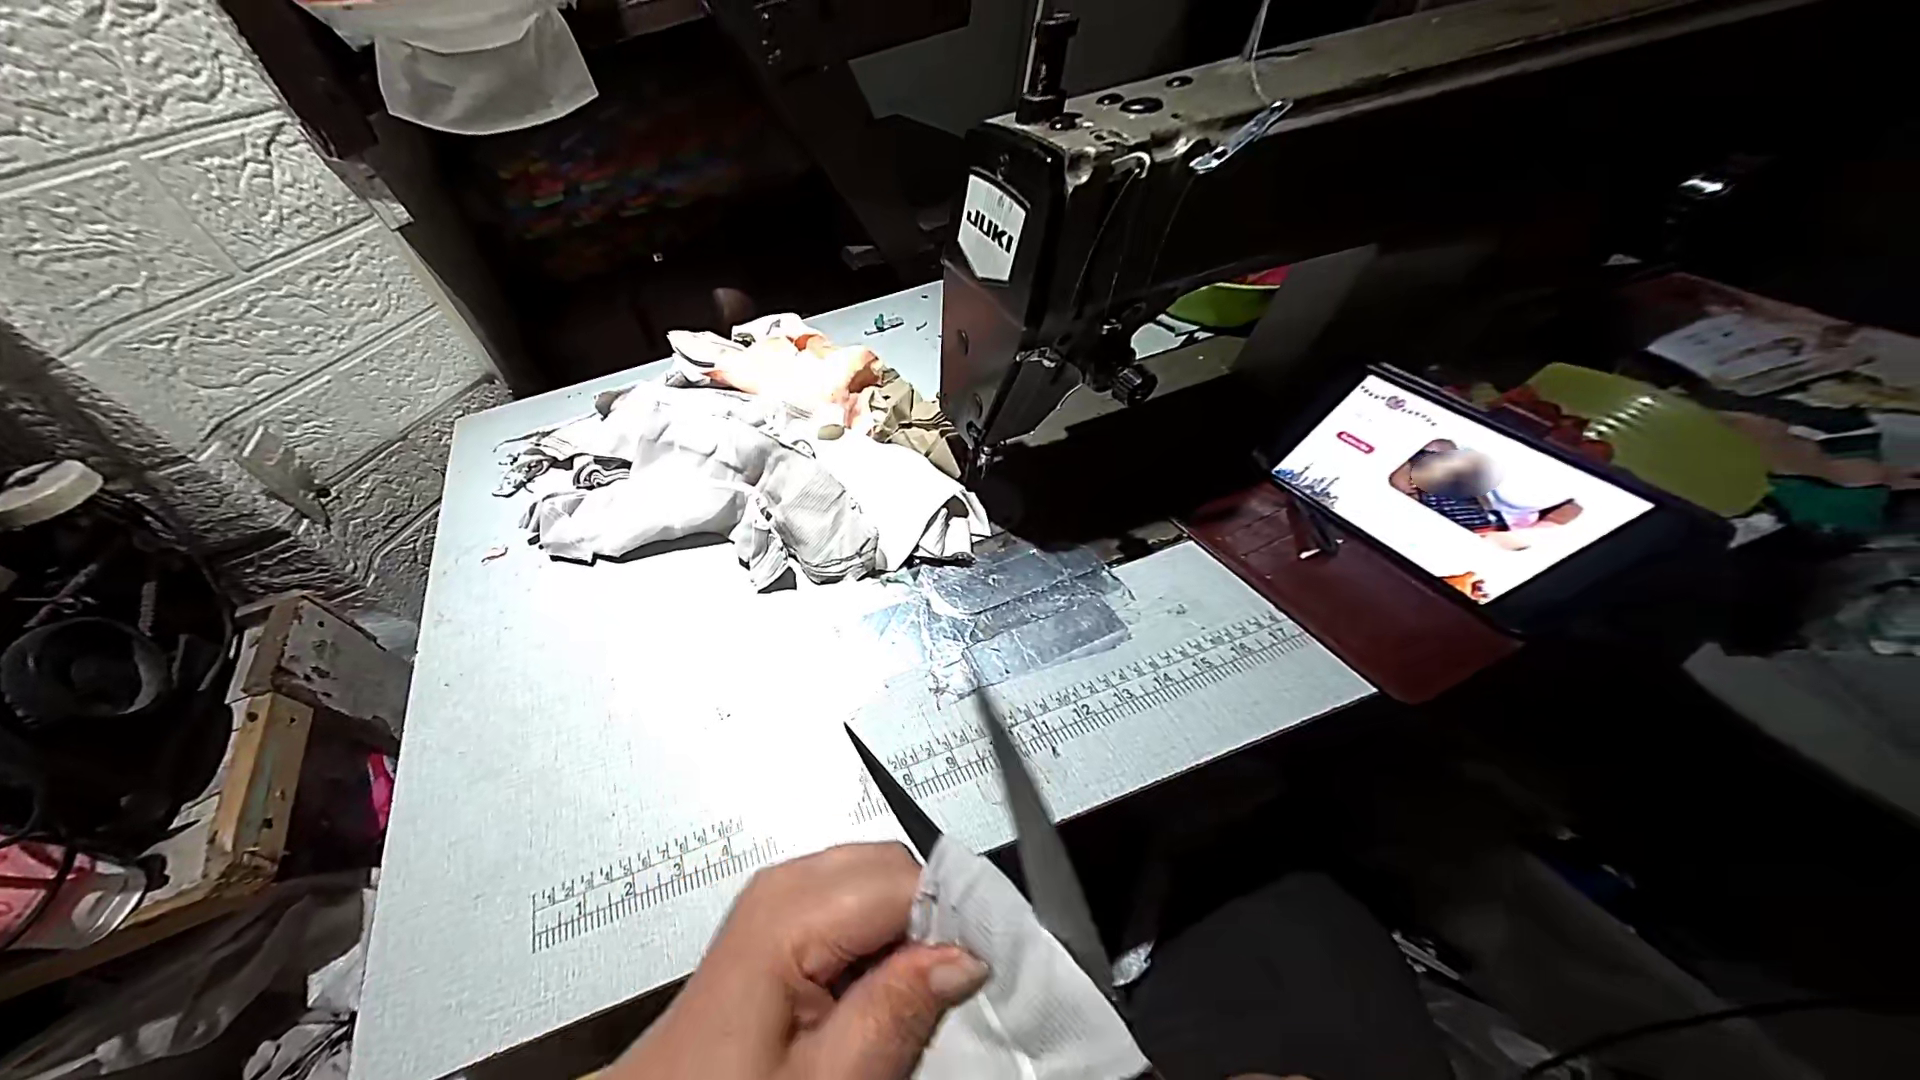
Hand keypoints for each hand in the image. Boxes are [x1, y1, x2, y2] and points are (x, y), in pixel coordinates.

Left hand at [608, 843, 988, 1079]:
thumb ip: (897, 1010)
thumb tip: (966, 954)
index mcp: (792, 909)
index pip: (911, 879)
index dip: (953, 924)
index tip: (975, 978)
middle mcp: (787, 880)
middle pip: (897, 869)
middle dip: (929, 925)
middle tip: (929, 1001)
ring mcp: (781, 889)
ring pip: (882, 878)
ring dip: (905, 930)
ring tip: (892, 1002)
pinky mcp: (782, 907)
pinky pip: (855, 895)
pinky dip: (878, 933)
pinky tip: (864, 988)